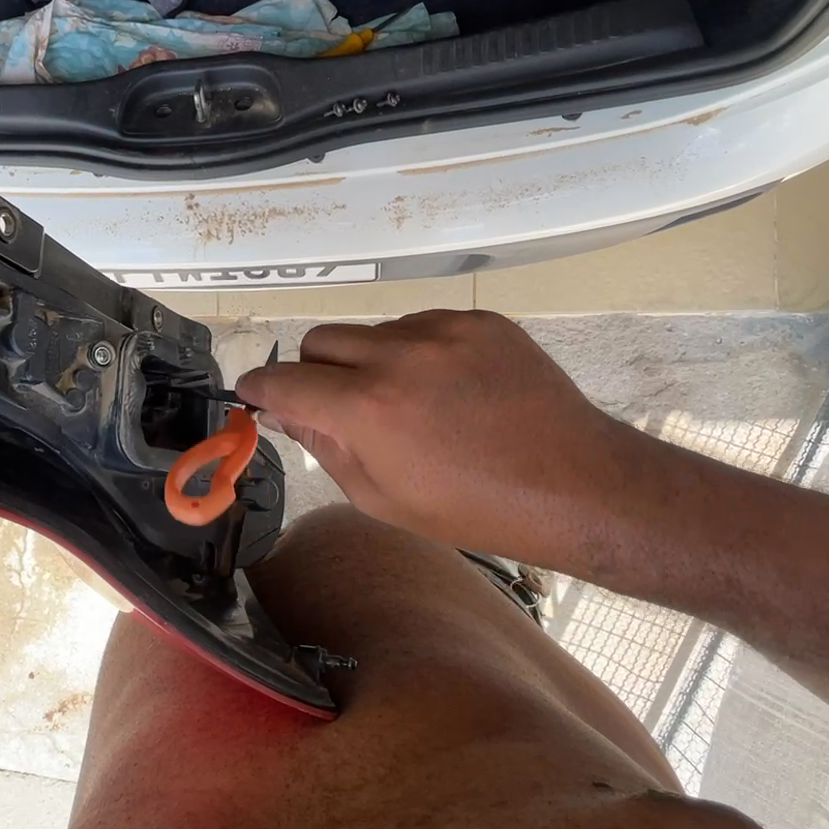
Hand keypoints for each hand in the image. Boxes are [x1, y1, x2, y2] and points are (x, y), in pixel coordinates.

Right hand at [234, 309, 655, 569]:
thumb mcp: (379, 496)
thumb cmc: (471, 509)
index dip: (258, 388)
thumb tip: (283, 410)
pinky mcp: (479, 320)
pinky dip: (415, 352)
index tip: (252, 394)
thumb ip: (321, 444)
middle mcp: (397, 355)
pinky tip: (447, 387)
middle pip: (319, 341)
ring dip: (367, 361)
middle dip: (313, 372)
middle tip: (338, 406)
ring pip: (370, 331)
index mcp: (367, 408)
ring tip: (408, 400)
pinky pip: (420, 325)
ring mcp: (442, 330)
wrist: (577, 485)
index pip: (282, 380)